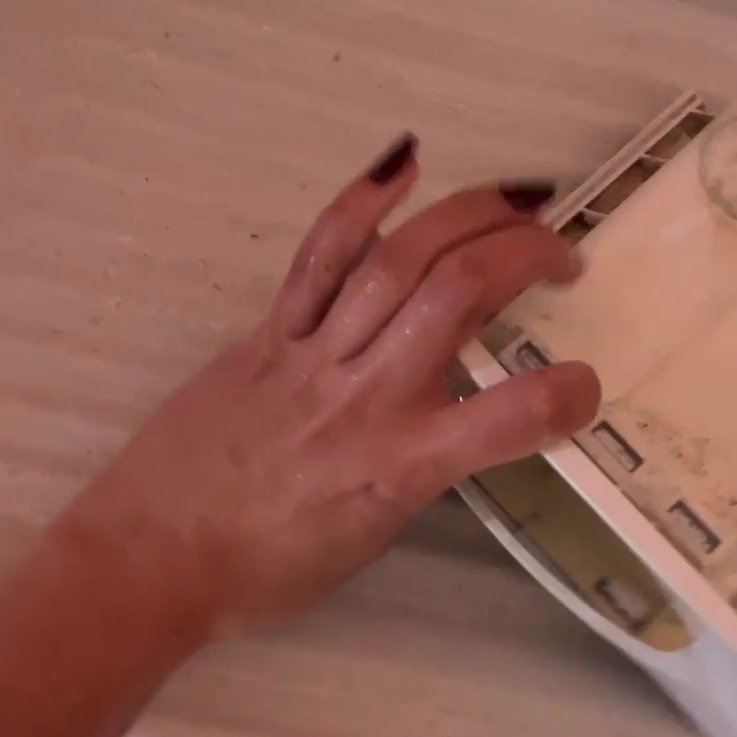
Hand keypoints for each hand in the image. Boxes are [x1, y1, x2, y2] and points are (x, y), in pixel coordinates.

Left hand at [62, 134, 598, 637]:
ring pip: (398, 261)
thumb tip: (448, 423)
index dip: (566, 396)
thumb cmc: (265, 571)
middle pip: (457, 293)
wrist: (151, 560)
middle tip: (562, 253)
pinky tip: (404, 165)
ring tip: (516, 201)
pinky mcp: (264, 336)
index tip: (585, 388)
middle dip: (525, 253)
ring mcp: (311, 356)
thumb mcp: (370, 536)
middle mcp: (365, 398)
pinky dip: (362, 205)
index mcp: (400, 467)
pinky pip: (318, 258)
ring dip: (468, 215)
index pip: (509, 419)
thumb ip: (418, 472)